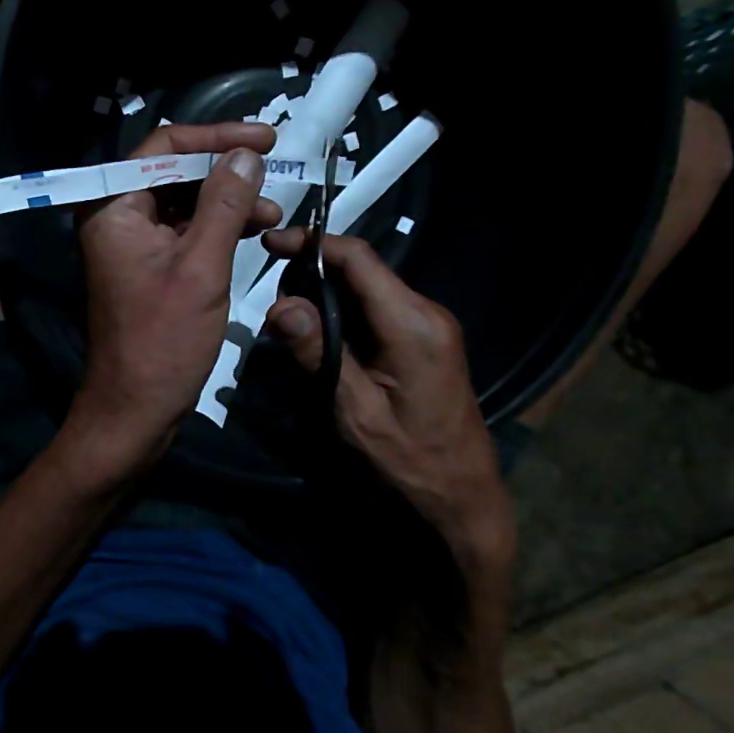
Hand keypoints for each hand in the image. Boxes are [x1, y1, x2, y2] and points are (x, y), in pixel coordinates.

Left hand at [72, 123, 280, 477]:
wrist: (134, 408)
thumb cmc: (163, 340)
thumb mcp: (201, 266)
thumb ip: (223, 204)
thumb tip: (245, 155)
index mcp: (113, 207)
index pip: (164, 147)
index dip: (216, 136)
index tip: (266, 138)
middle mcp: (115, 217)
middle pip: (173, 172)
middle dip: (225, 171)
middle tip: (275, 172)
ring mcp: (130, 243)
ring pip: (182, 203)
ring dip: (227, 201)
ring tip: (272, 212)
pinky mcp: (146, 267)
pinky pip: (183, 232)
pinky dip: (217, 228)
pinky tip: (253, 231)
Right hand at [262, 230, 513, 571]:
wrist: (462, 491)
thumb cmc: (409, 457)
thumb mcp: (355, 410)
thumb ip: (319, 353)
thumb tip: (280, 305)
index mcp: (412, 324)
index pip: (359, 259)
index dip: (312, 243)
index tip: (271, 242)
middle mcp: (425, 312)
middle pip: (362, 268)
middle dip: (313, 270)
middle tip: (272, 297)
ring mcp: (428, 322)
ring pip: (366, 286)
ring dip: (324, 290)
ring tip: (287, 316)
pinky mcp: (423, 335)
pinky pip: (375, 305)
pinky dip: (341, 308)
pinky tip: (317, 330)